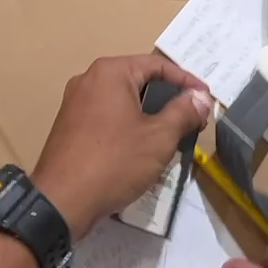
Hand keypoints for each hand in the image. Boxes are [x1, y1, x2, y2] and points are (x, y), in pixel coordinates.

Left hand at [32, 54, 212, 239]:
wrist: (60, 202)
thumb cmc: (113, 162)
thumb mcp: (158, 137)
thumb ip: (183, 112)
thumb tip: (200, 97)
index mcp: (110, 72)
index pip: (157, 65)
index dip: (186, 81)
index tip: (206, 100)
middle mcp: (89, 79)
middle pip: (139, 80)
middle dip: (168, 98)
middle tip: (193, 118)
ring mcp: (75, 102)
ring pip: (123, 99)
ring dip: (149, 113)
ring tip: (172, 134)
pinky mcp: (69, 125)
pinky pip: (107, 115)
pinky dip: (128, 124)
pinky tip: (142, 146)